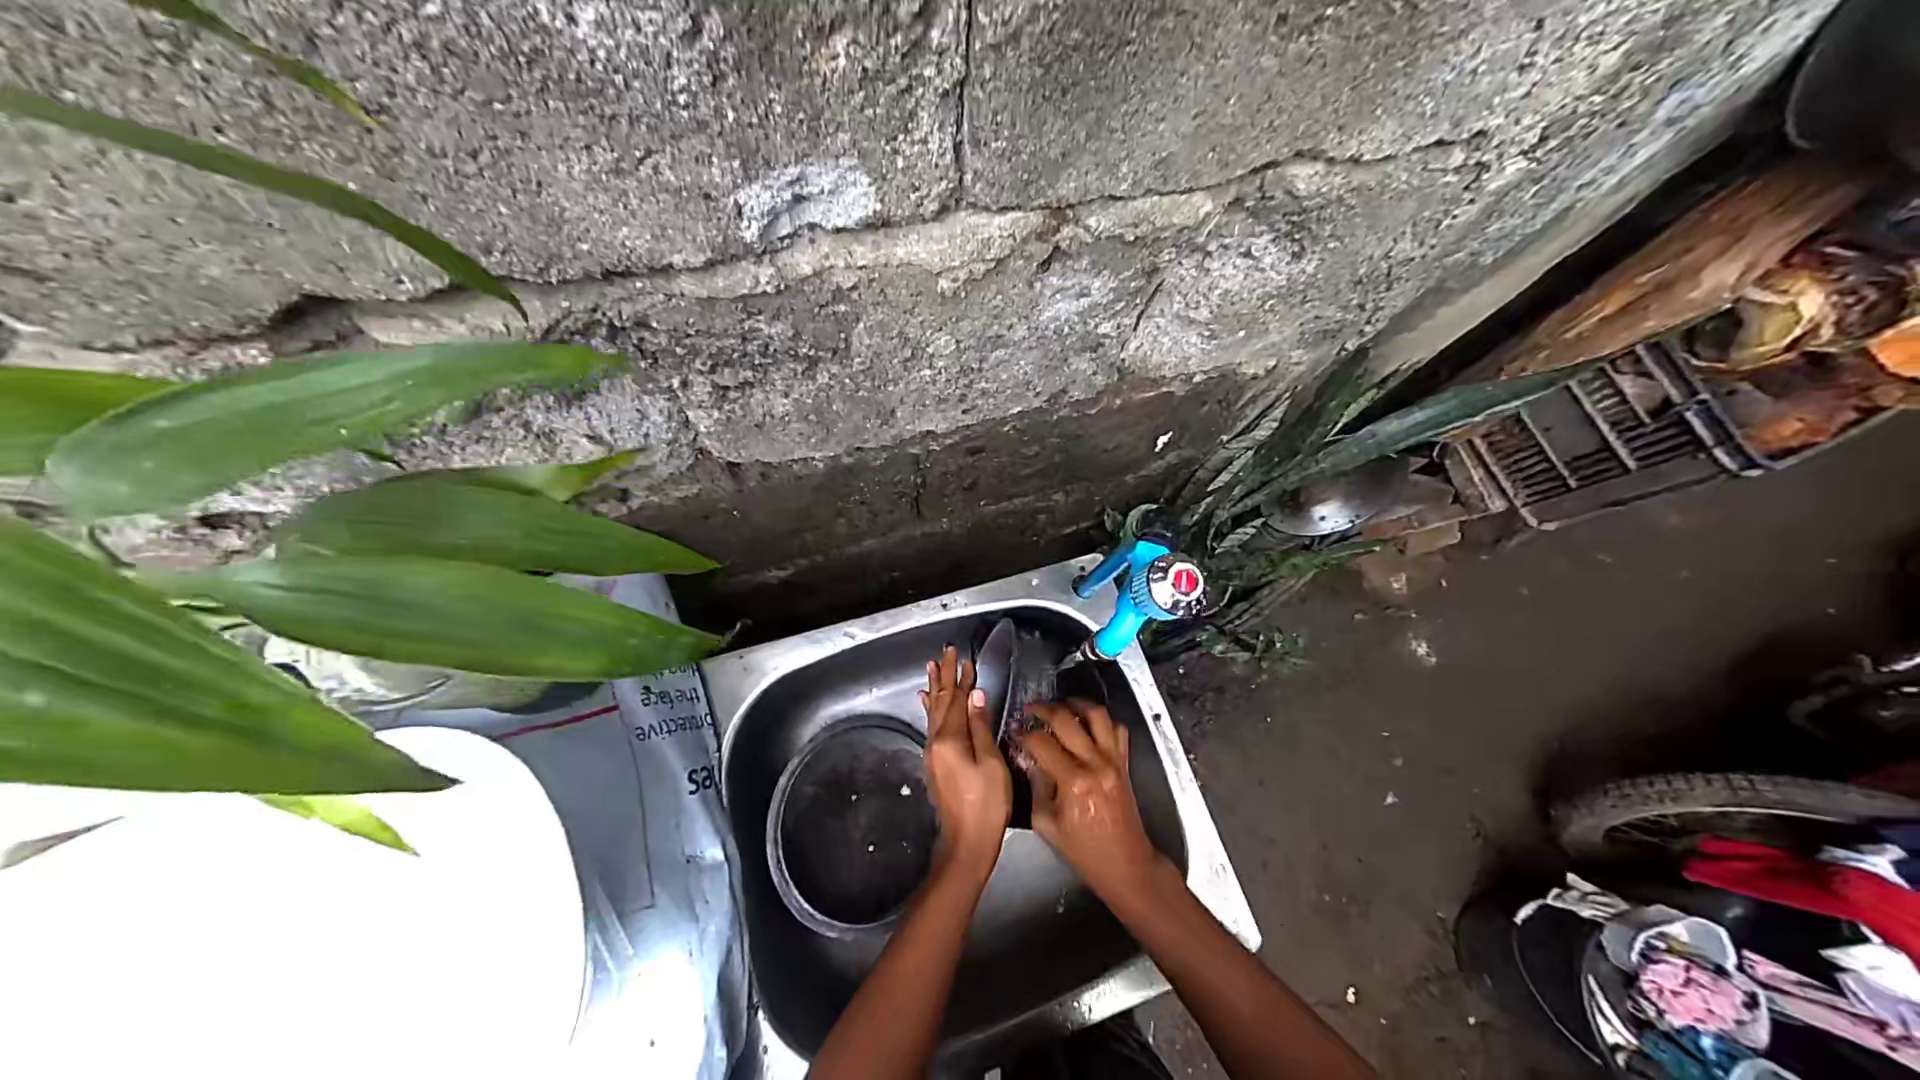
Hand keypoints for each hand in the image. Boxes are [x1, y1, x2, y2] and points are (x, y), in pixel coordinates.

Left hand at [919, 645, 1011, 878]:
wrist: (966, 843)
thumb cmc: (986, 805)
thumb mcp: (991, 763)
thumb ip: (981, 727)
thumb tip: (976, 695)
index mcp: (950, 739)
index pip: (956, 700)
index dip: (961, 678)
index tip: (965, 658)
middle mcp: (935, 742)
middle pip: (940, 702)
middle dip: (944, 676)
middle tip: (944, 652)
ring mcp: (932, 753)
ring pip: (933, 712)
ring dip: (934, 689)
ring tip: (931, 669)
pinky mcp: (935, 763)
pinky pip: (931, 725)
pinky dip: (931, 709)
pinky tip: (927, 703)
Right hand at [1019, 699, 1162, 898]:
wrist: (1125, 864)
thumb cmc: (1083, 850)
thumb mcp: (1046, 823)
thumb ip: (1036, 785)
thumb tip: (1028, 758)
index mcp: (1073, 782)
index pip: (1041, 742)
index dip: (1024, 734)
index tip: (1015, 732)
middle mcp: (1095, 764)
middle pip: (1067, 718)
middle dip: (1044, 708)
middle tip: (1031, 709)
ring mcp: (1114, 761)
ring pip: (1097, 715)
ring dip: (1076, 704)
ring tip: (1061, 705)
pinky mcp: (1125, 763)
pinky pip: (1117, 729)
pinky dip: (1102, 721)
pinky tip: (1088, 723)